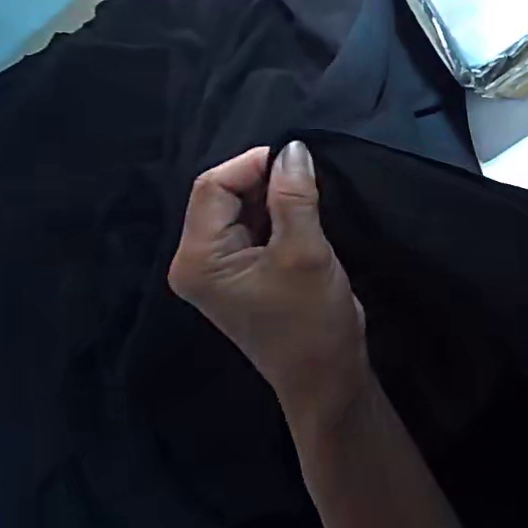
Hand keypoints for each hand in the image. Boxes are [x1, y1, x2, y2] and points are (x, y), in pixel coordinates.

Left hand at [169, 141, 369, 430]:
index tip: (299, 161)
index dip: (254, 164)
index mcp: (199, 258)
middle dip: (265, 179)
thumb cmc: (311, 321)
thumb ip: (294, 196)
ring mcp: (220, 267)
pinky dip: (277, 211)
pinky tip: (304, 212)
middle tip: (307, 179)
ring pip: (240, 207)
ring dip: (274, 195)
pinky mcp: (243, 270)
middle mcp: (199, 260)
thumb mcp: (304, 252)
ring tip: (309, 197)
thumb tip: (293, 148)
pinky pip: (253, 225)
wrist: (328, 379)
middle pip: (222, 194)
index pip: (214, 187)